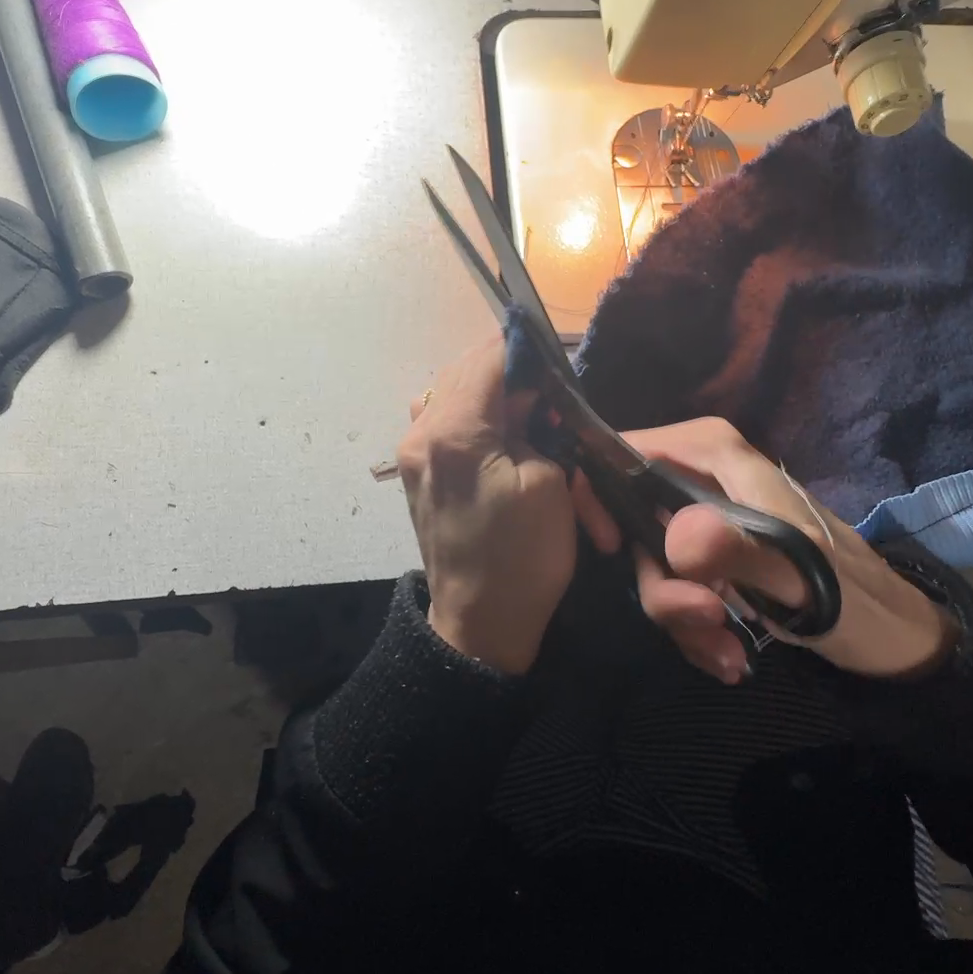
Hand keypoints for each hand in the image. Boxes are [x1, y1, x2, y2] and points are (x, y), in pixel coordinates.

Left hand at [398, 337, 584, 673]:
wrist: (480, 624)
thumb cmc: (524, 557)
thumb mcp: (549, 481)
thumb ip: (533, 424)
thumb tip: (524, 395)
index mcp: (453, 431)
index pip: (489, 357)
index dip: (528, 349)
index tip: (561, 355)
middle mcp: (420, 431)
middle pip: (464, 369)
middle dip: (509, 370)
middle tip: (549, 389)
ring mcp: (411, 451)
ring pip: (449, 391)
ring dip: (488, 390)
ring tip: (526, 409)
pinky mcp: (415, 470)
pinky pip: (441, 418)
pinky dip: (471, 412)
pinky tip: (498, 431)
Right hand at [579, 418, 956, 683]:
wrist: (889, 637)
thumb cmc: (852, 594)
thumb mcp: (797, 574)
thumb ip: (738, 551)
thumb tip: (676, 537)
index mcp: (718, 458)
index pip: (626, 450)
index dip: (600, 492)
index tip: (609, 546)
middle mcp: (704, 482)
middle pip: (634, 523)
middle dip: (662, 586)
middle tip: (707, 620)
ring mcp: (706, 525)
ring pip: (654, 567)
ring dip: (683, 618)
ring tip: (730, 653)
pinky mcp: (712, 562)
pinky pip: (675, 592)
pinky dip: (694, 630)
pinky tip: (730, 657)